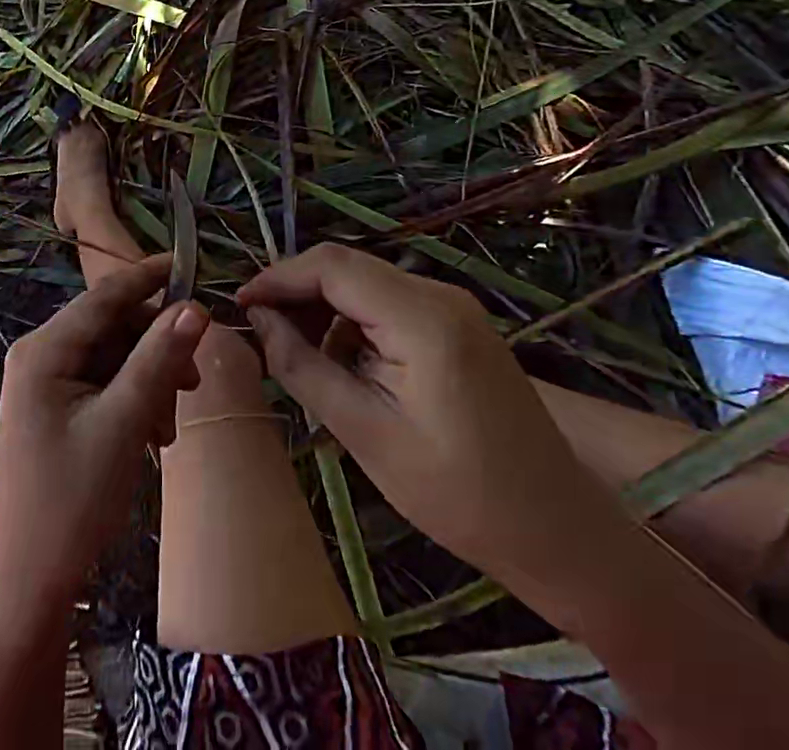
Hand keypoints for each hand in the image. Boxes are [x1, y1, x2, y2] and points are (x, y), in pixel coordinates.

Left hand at [0, 254, 209, 593]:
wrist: (35, 578)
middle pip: (114, 328)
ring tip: (170, 426)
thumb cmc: (74, 498)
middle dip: (157, 350)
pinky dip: (138, 402)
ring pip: (117, 359)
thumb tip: (195, 307)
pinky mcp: (61, 411)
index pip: (105, 296)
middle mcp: (42, 358)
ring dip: (152, 382)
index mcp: (44, 351)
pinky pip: (110, 386)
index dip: (148, 277)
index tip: (190, 265)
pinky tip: (155, 436)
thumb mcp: (124, 421)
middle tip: (193, 384)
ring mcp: (50, 386)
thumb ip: (158, 358)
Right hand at [237, 244, 607, 578]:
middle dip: (298, 292)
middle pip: (350, 269)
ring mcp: (455, 308)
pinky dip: (355, 323)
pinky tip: (338, 361)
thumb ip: (302, 365)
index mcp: (422, 317)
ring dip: (325, 309)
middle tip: (259, 333)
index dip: (278, 277)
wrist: (550, 524)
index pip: (333, 265)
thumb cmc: (454, 491)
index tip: (238, 305)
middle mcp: (441, 295)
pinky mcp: (459, 327)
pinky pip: (392, 306)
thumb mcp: (363, 431)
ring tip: (292, 353)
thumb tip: (258, 320)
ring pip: (369, 285)